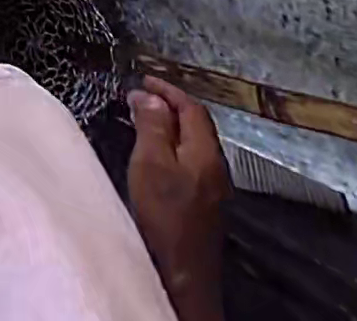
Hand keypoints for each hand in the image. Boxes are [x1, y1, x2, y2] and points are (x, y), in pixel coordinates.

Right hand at [128, 76, 229, 320]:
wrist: (181, 276)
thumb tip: (149, 97)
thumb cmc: (164, 215)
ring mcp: (212, 187)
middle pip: (196, 124)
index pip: (191, 107)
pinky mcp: (203, 204)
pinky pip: (188, 159)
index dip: (168, 90)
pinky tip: (154, 153)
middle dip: (169, 105)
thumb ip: (152, 126)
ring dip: (169, 126)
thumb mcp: (151, 162)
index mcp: (205, 151)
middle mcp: (215, 166)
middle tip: (141, 97)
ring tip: (143, 119)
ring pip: (192, 143)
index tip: (144, 80)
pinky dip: (171, 145)